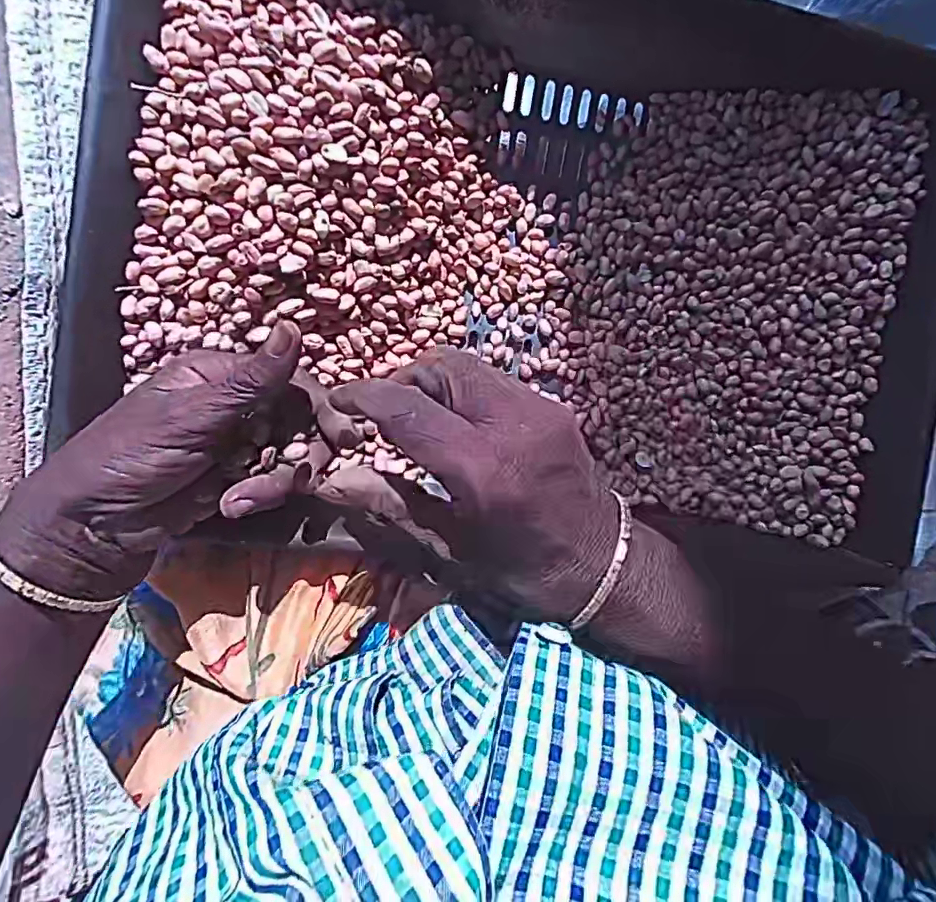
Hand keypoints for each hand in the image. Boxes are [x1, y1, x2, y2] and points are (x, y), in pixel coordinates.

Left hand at [0, 322, 356, 601]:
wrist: (90, 528)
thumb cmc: (130, 455)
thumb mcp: (193, 416)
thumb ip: (252, 380)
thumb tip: (293, 327)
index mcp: (223, 374)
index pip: (292, 382)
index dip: (320, 409)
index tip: (342, 437)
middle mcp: (237, 403)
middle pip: (298, 421)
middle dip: (298, 452)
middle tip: (297, 479)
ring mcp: (239, 441)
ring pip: (290, 453)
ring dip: (276, 478)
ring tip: (242, 498)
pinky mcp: (238, 475)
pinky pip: (273, 479)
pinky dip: (261, 493)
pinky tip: (231, 505)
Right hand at [320, 347, 619, 622]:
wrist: (603, 562)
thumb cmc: (522, 570)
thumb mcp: (451, 550)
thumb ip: (391, 507)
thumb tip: (332, 481)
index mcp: (483, 468)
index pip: (408, 407)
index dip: (364, 396)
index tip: (340, 400)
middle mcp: (514, 425)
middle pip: (440, 366)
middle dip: (401, 380)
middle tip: (383, 413)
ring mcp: (540, 409)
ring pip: (469, 365)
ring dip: (433, 381)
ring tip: (417, 415)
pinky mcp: (554, 406)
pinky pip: (494, 379)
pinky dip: (464, 390)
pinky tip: (458, 421)